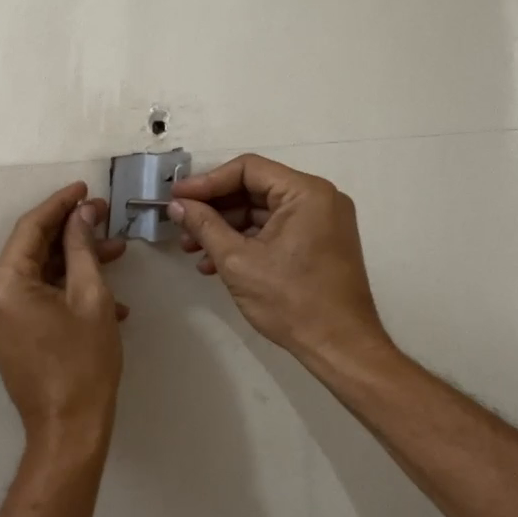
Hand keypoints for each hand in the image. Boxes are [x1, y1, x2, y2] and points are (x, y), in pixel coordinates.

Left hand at [0, 182, 129, 443]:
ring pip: (37, 272)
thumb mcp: (91, 298)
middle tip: (106, 217)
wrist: (68, 428)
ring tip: (115, 252)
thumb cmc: (83, 363)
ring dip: (74, 261)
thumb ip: (83, 248)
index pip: (31, 229)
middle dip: (71, 232)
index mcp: (3, 284)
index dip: (60, 205)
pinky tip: (106, 292)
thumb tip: (83, 212)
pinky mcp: (7, 331)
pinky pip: (35, 296)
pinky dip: (65, 288)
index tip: (86, 189)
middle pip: (32, 248)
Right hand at [170, 154, 388, 356]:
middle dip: (214, 208)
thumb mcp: (238, 261)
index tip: (177, 197)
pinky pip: (274, 230)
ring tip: (192, 249)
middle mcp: (318, 199)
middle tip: (181, 224)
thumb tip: (178, 205)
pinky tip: (215, 263)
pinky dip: (245, 241)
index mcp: (306, 193)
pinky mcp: (317, 243)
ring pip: (261, 212)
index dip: (207, 182)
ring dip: (225, 228)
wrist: (340, 347)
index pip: (247, 169)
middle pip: (253, 189)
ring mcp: (320, 222)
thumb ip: (204, 226)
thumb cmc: (291, 301)